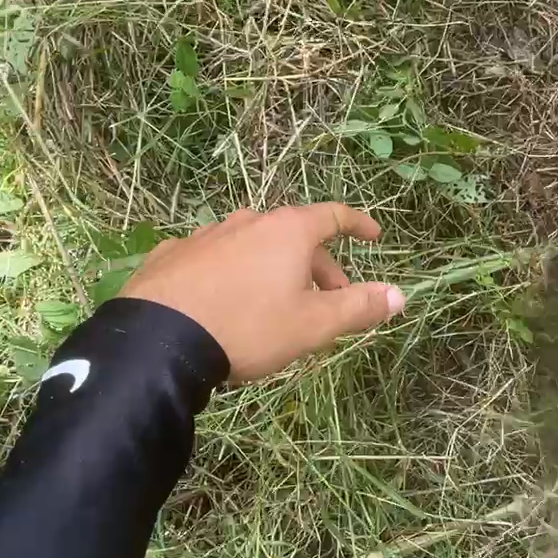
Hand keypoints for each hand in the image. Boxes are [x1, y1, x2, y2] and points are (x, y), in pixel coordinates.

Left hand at [120, 203, 403, 380]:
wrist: (157, 342)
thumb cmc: (249, 327)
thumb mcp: (314, 325)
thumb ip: (359, 307)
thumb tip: (400, 294)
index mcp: (287, 232)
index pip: (334, 215)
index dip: (359, 224)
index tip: (374, 236)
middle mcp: (248, 222)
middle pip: (295, 235)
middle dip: (320, 265)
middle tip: (330, 300)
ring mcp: (206, 236)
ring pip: (255, 245)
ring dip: (276, 268)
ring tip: (279, 302)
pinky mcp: (172, 255)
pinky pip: (216, 257)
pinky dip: (234, 272)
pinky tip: (227, 299)